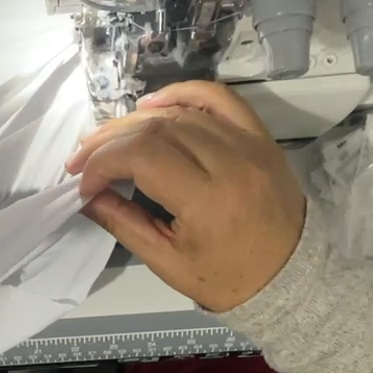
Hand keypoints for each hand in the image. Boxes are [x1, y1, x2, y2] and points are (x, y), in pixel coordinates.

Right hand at [66, 81, 304, 311]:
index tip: (84, 183)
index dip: (103, 162)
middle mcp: (230, 161)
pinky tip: (152, 105)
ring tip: (107, 139)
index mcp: (207, 200)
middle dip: (109, 140)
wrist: (290, 277)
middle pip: (156, 128)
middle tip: (82, 159)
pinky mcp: (259, 137)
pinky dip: (183, 93)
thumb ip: (124, 223)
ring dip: (135, 121)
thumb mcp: (167, 261)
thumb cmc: (226, 278)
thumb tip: (87, 195)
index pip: (142, 156)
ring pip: (180, 112)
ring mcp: (248, 143)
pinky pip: (219, 98)